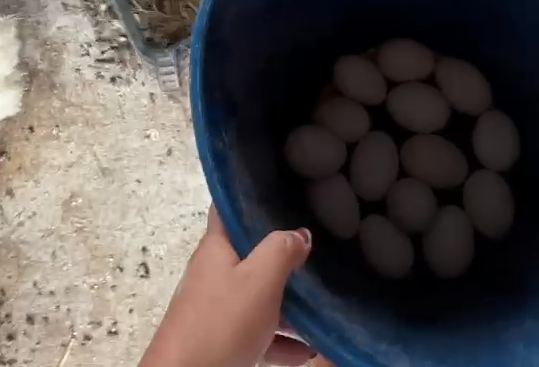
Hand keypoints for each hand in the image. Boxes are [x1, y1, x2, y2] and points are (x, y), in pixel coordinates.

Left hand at [140, 210, 315, 366]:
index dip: (251, 196)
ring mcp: (218, 307)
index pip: (229, 208)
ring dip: (289, 302)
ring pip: (258, 296)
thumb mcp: (259, 279)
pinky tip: (310, 347)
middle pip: (251, 254)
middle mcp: (215, 271)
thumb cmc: (222, 321)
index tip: (281, 191)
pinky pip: (259, 332)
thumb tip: (300, 233)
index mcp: (217, 246)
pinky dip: (283, 338)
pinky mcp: (224, 341)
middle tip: (317, 250)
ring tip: (323, 304)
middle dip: (282, 254)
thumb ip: (281, 250)